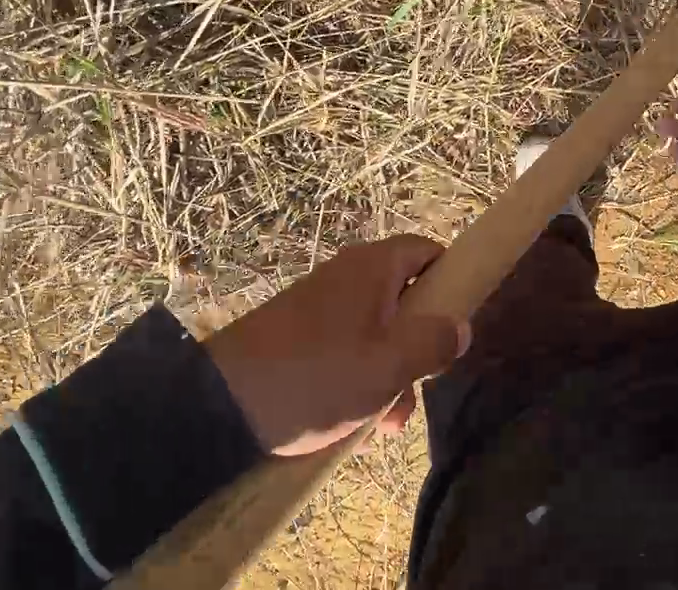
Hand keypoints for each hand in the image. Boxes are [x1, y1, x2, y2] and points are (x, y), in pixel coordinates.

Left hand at [205, 235, 468, 455]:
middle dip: (417, 347)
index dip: (450, 282)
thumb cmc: (317, 376)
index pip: (428, 252)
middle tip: (415, 391)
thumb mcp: (388, 366)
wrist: (215, 406)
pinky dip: (355, 378)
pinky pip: (342, 348)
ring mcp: (318, 305)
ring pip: (374, 331)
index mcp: (373, 267)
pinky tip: (350, 422)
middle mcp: (347, 275)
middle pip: (403, 298)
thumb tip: (462, 327)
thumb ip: (433, 343)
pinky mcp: (294, 335)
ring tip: (380, 425)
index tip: (455, 325)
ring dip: (387, 373)